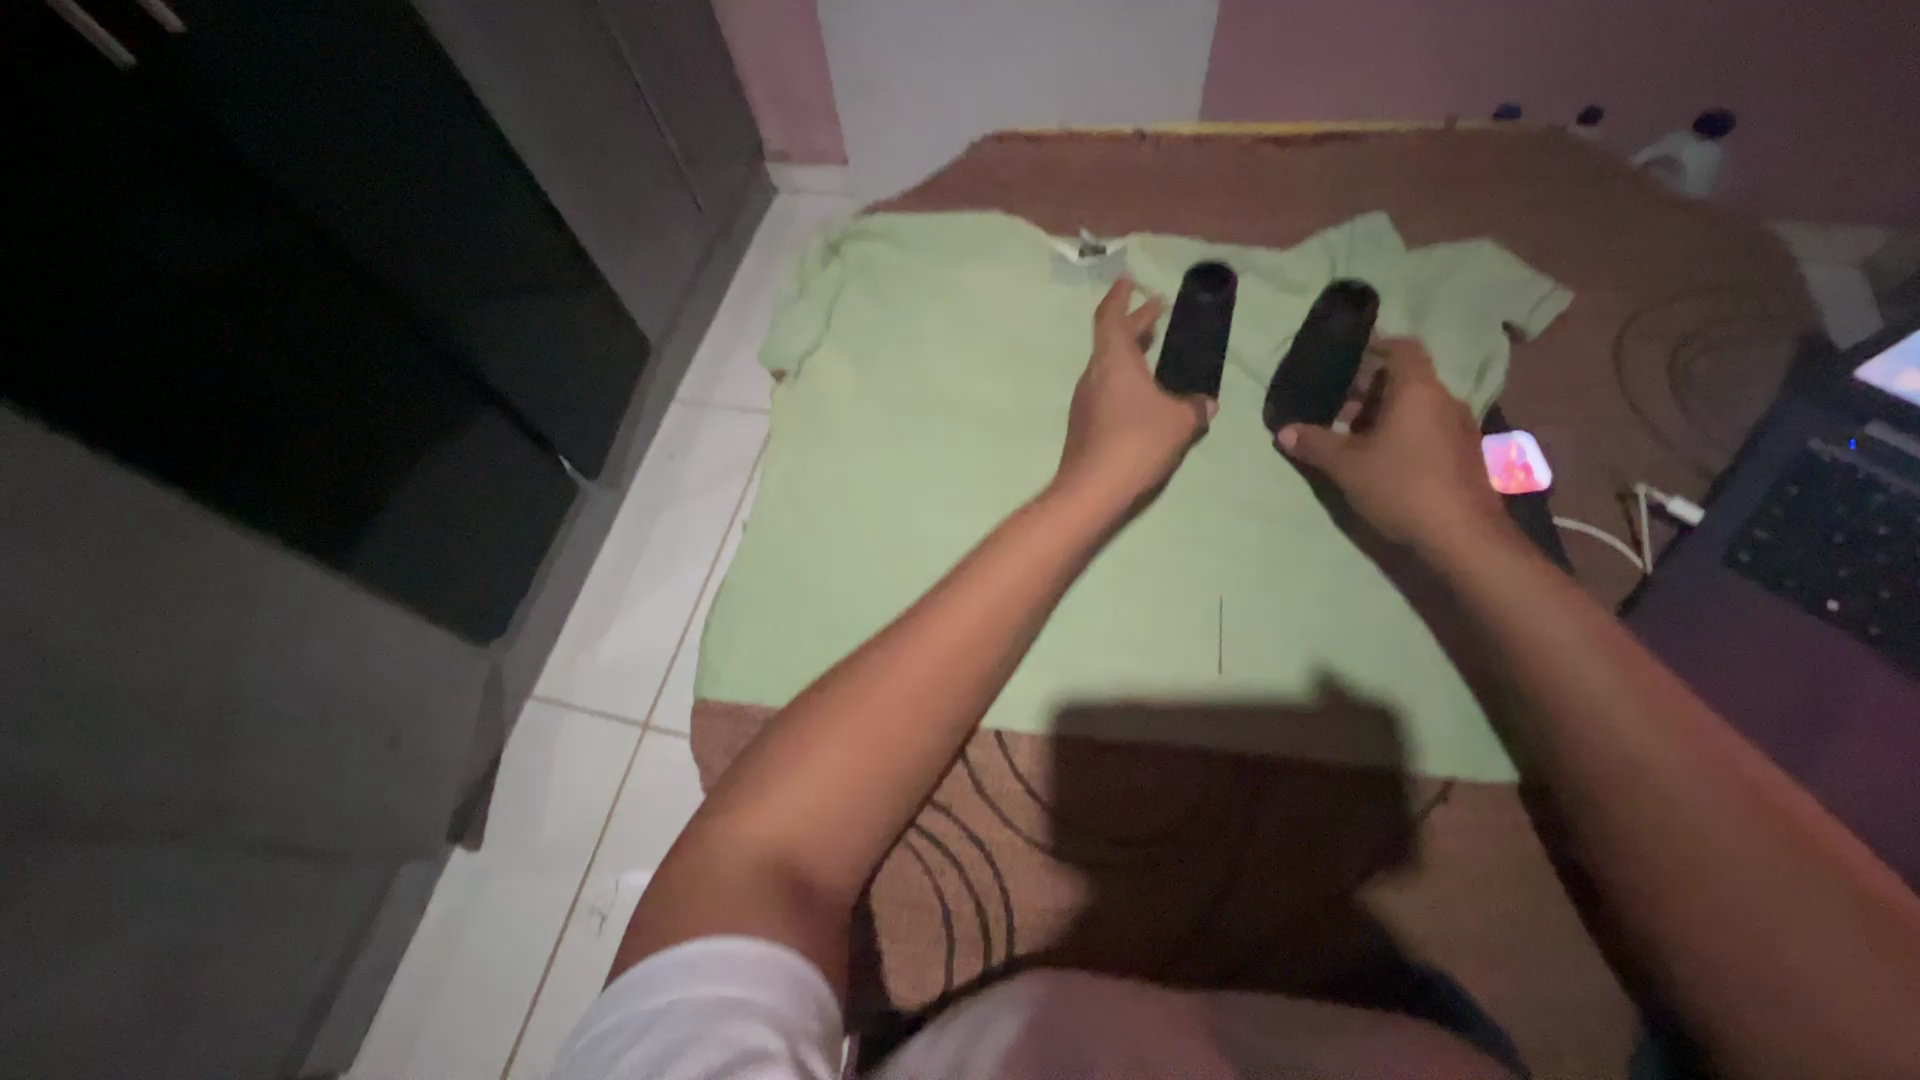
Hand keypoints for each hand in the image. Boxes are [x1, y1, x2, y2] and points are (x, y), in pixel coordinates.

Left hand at [1055, 276, 1215, 511]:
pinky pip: (1107, 391)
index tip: (1128, 281)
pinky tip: (1144, 396)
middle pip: (1111, 340)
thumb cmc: (1136, 443)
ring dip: (1130, 354)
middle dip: (1135, 323)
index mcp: (1113, 361)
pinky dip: (1125, 381)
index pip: (1111, 316)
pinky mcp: (1084, 425)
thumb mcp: (1179, 422)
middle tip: (1156, 309)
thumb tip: (1206, 403)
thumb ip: (1195, 407)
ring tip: (1154, 351)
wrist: (1092, 490)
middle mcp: (1093, 375)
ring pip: (1109, 367)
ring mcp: (1085, 401)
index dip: (1120, 296)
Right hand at [1276, 339, 1507, 549]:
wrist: (1462, 535)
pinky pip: (1429, 430)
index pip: (1402, 348)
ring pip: (1418, 408)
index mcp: (1418, 390)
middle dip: (1370, 391)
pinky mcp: (1466, 455)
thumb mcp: (1346, 466)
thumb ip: (1315, 444)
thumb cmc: (1401, 486)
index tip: (1348, 360)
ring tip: (1353, 440)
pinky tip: (1383, 462)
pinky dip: (1404, 435)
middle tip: (1337, 410)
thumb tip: (1285, 431)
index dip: (1376, 347)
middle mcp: (1445, 400)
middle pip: (1407, 380)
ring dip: (1386, 416)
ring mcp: (1461, 429)